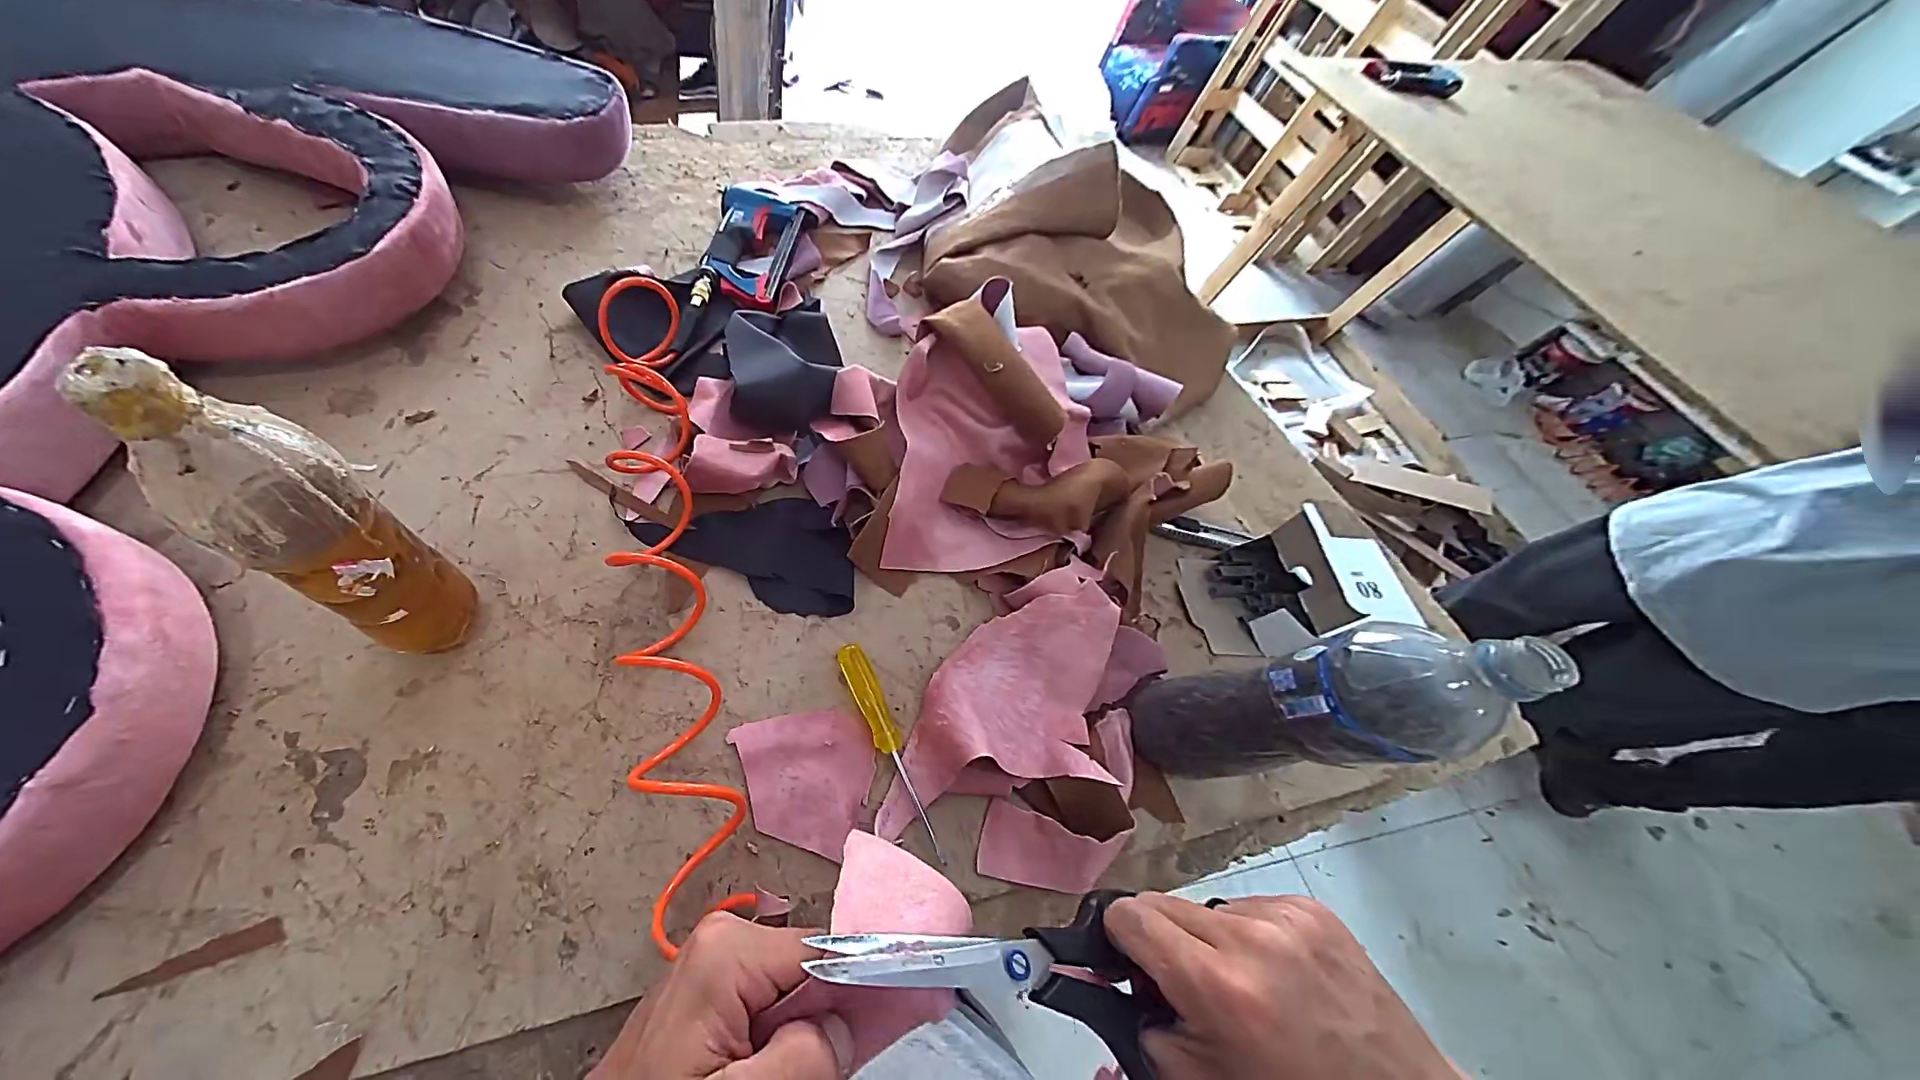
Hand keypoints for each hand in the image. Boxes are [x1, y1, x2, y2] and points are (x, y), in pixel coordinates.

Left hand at [589, 912, 852, 1079]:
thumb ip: (800, 1059)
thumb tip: (843, 1027)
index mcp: (728, 949)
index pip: (825, 948)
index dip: (863, 980)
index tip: (900, 1001)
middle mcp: (723, 937)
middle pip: (811, 964)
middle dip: (829, 1010)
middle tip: (834, 1059)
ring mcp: (716, 957)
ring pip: (796, 982)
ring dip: (807, 1024)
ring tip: (789, 1066)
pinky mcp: (712, 982)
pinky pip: (772, 994)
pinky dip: (786, 1026)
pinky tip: (777, 1058)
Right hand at [1104, 893, 1458, 1079]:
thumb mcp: (1198, 1078)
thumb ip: (1142, 1022)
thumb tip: (1110, 977)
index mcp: (1218, 983)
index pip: (1130, 914)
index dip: (1118, 938)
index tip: (1126, 960)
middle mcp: (1250, 936)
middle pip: (1162, 902)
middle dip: (1160, 939)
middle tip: (1181, 982)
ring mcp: (1285, 915)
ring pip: (1205, 906)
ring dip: (1205, 937)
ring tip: (1239, 982)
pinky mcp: (1312, 908)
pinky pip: (1249, 906)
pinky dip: (1248, 934)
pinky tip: (1275, 973)